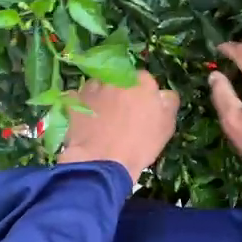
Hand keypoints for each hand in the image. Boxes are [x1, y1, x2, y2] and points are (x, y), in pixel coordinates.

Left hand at [58, 70, 179, 178]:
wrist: (102, 163)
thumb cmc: (140, 145)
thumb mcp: (167, 126)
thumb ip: (168, 103)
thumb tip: (164, 94)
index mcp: (142, 81)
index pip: (145, 80)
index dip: (144, 94)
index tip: (143, 109)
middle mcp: (116, 78)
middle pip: (120, 80)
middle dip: (122, 92)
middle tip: (122, 114)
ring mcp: (92, 88)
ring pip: (98, 85)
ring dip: (101, 95)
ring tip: (102, 117)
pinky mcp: (73, 101)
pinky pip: (76, 97)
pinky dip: (80, 105)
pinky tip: (84, 118)